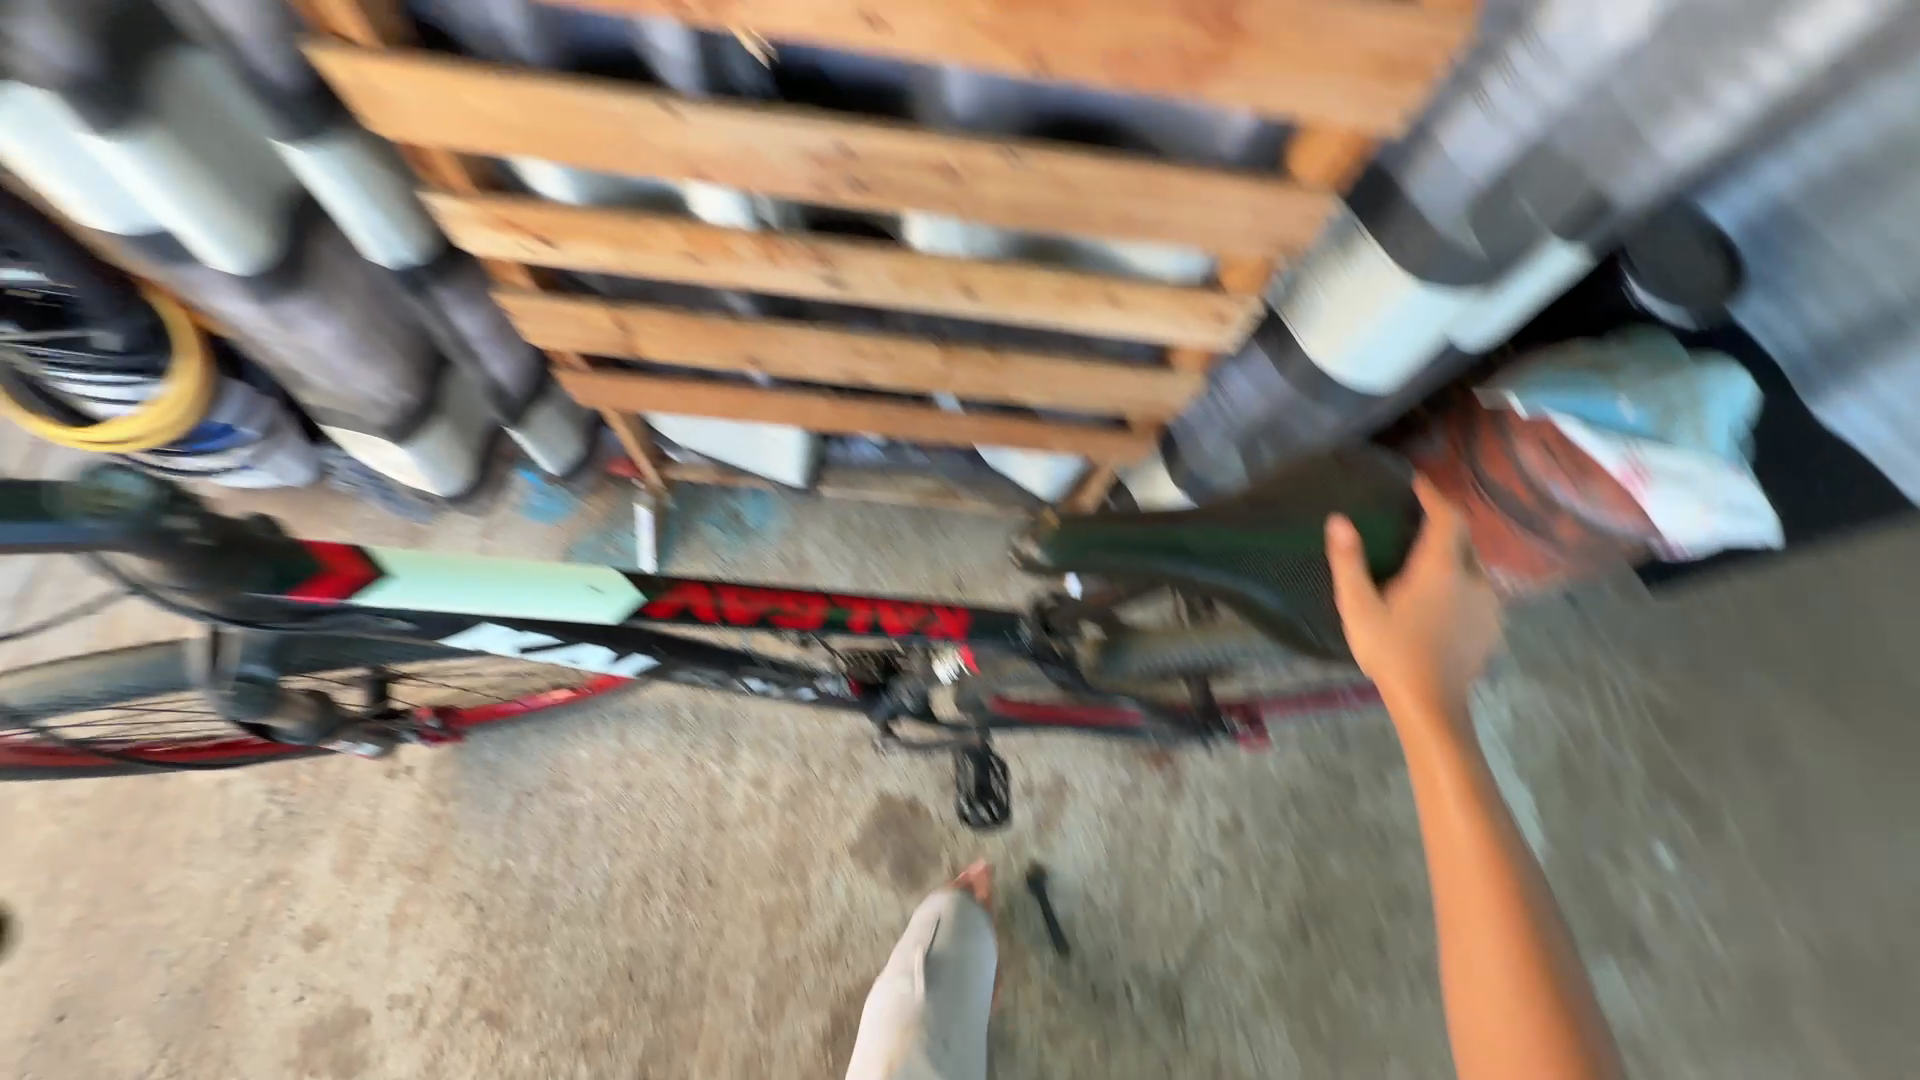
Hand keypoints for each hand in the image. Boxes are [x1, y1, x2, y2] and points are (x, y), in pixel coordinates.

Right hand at [1326, 475, 1501, 718]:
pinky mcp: (1493, 628)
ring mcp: (1489, 605)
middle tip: (1412, 527)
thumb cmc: (1390, 650)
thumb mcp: (1357, 606)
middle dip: (1440, 529)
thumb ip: (1349, 561)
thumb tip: (1339, 521)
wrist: (1430, 702)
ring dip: (1450, 561)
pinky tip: (1437, 604)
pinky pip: (1476, 594)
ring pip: (1470, 569)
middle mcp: (1474, 578)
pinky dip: (1458, 587)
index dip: (1434, 496)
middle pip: (1462, 541)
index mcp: (1442, 568)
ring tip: (1422, 569)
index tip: (1417, 484)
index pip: (1447, 517)